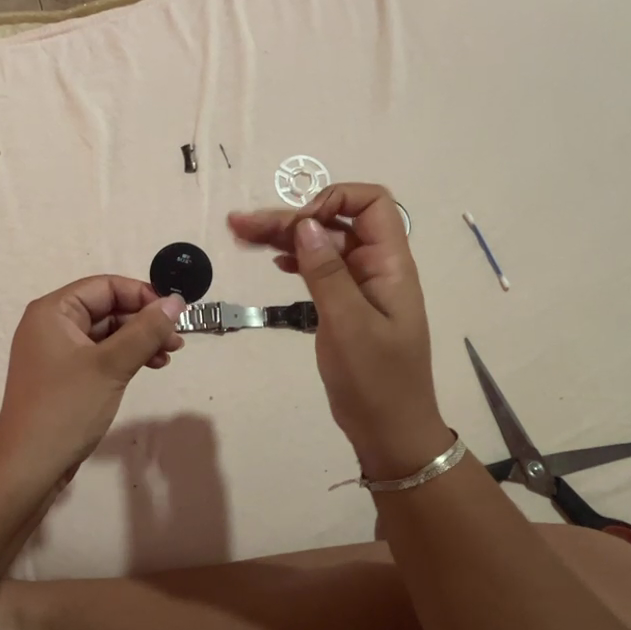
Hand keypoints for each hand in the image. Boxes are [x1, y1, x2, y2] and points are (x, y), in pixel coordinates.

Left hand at [0, 276, 184, 482]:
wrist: (29, 464)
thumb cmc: (67, 407)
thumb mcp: (111, 365)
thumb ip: (145, 330)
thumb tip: (175, 302)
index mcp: (52, 311)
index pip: (104, 286)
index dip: (142, 295)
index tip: (175, 313)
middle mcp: (50, 325)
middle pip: (105, 308)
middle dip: (143, 321)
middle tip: (178, 340)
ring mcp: (55, 353)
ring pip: (105, 334)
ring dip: (138, 341)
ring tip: (169, 356)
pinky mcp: (63, 378)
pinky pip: (98, 356)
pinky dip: (124, 358)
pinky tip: (148, 367)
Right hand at [229, 184, 453, 478]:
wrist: (390, 430)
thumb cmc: (375, 380)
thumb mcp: (348, 324)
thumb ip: (326, 272)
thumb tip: (305, 225)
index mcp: (390, 265)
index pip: (371, 203)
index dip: (334, 199)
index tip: (298, 224)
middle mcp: (376, 268)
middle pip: (335, 223)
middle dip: (290, 218)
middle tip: (240, 225)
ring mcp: (360, 288)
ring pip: (322, 246)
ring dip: (284, 238)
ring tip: (242, 236)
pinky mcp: (345, 307)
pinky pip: (320, 270)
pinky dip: (295, 260)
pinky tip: (273, 262)